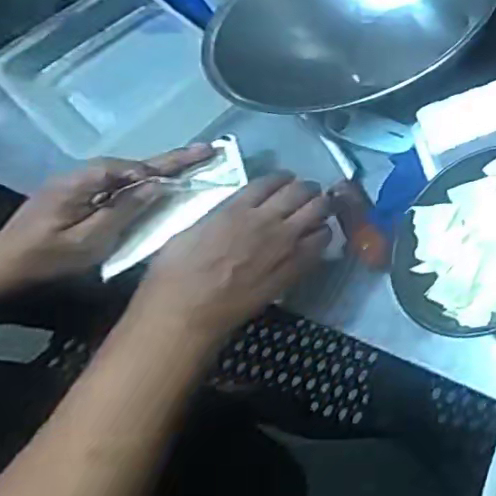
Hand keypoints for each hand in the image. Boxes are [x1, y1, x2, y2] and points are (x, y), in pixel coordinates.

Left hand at [0, 145, 215, 282]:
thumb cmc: (43, 260)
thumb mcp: (88, 240)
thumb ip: (125, 210)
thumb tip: (159, 185)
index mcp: (81, 183)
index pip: (131, 168)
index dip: (162, 169)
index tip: (190, 172)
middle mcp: (80, 176)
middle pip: (134, 164)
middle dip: (173, 158)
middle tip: (208, 149)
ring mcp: (76, 184)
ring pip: (127, 171)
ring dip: (160, 167)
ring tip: (192, 161)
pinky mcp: (75, 195)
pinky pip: (117, 181)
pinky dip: (143, 178)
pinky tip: (159, 181)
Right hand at [129, 173, 331, 338]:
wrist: (184, 317)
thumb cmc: (172, 279)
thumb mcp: (188, 234)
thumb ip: (219, 217)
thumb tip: (236, 213)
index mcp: (236, 210)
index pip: (271, 181)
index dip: (282, 178)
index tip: (285, 181)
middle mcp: (266, 219)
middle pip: (302, 190)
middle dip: (307, 188)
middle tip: (308, 193)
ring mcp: (285, 240)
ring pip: (320, 209)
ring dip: (321, 206)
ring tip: (317, 211)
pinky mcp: (297, 263)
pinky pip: (323, 238)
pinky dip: (323, 232)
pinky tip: (316, 236)